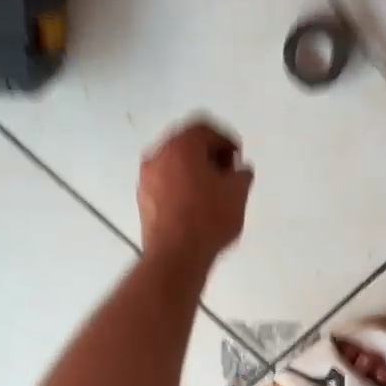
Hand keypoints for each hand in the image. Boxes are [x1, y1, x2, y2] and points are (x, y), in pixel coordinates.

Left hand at [137, 118, 254, 264]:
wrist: (175, 256)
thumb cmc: (208, 220)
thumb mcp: (238, 194)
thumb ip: (242, 174)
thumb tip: (240, 172)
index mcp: (182, 145)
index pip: (205, 129)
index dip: (226, 141)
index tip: (236, 157)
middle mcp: (159, 155)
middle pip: (186, 144)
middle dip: (208, 155)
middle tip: (226, 172)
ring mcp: (147, 178)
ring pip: (174, 164)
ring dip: (193, 172)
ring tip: (212, 192)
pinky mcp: (143, 199)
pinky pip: (165, 183)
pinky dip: (180, 187)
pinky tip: (195, 206)